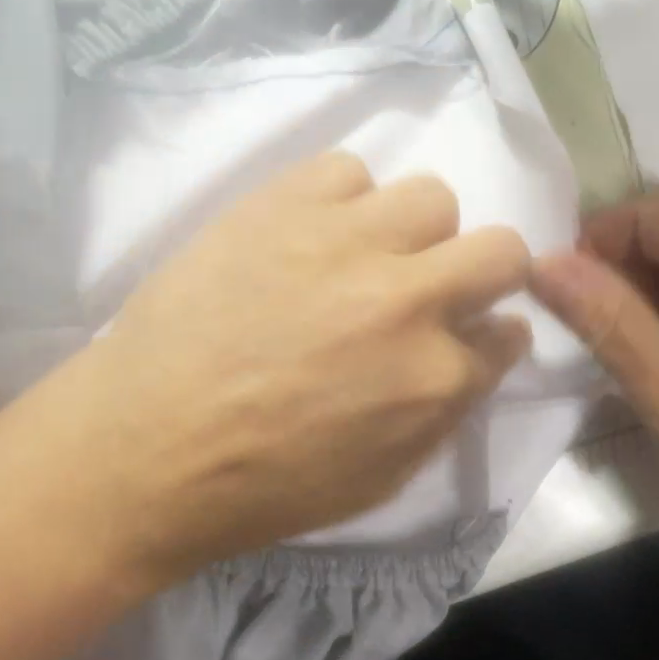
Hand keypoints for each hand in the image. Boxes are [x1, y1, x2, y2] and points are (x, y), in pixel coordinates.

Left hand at [0, 152, 532, 586]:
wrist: (149, 450)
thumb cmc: (266, 488)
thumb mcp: (380, 482)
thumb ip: (442, 417)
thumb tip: (474, 358)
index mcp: (436, 380)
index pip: (508, 335)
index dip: (491, 337)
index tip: (469, 339)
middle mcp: (409, 301)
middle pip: (500, 250)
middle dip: (486, 273)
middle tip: (437, 292)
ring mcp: (347, 243)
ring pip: (432, 199)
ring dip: (416, 234)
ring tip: (367, 261)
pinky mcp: (283, 204)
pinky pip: (349, 171)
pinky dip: (345, 203)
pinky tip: (312, 241)